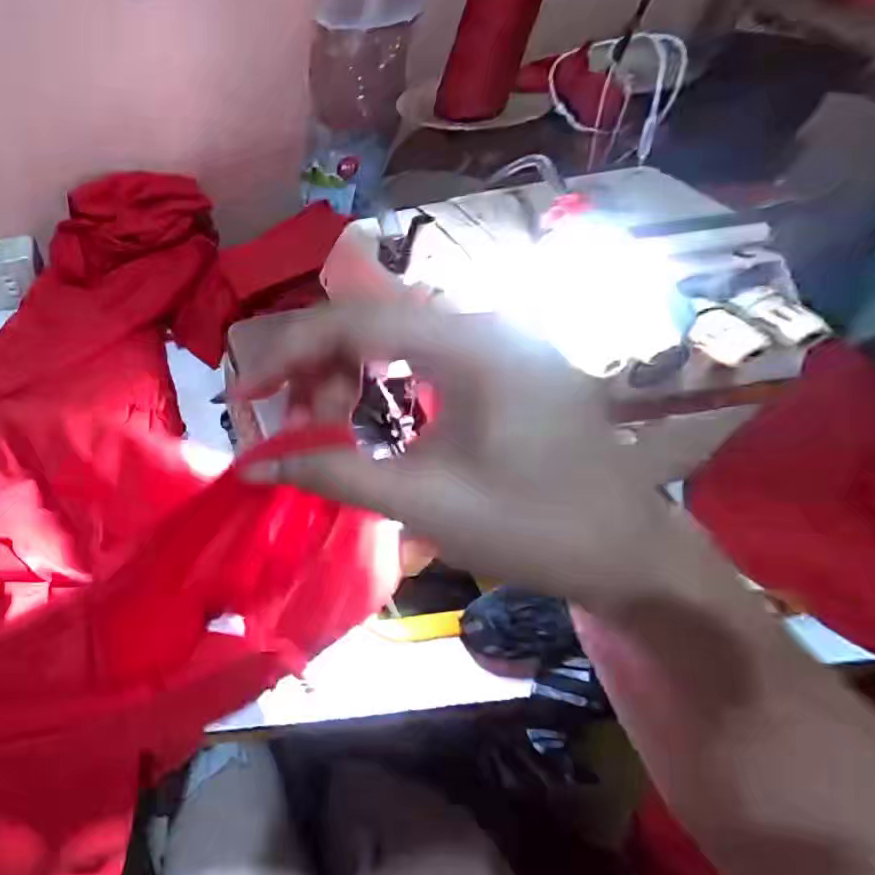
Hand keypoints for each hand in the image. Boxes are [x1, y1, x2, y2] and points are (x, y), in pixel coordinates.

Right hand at [236, 299, 691, 607]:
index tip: (244, 396)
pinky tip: (356, 422)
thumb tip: (251, 465)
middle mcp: (482, 325)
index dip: (286, 353)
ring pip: (385, 334)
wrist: (630, 555)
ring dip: (337, 377)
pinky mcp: (494, 364)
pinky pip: (411, 355)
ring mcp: (492, 341)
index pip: (354, 320)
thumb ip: (331, 475)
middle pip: (365, 319)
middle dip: (309, 368)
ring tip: (319, 432)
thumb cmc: (535, 529)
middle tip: (286, 426)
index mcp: (473, 346)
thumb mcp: (423, 503)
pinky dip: (370, 384)